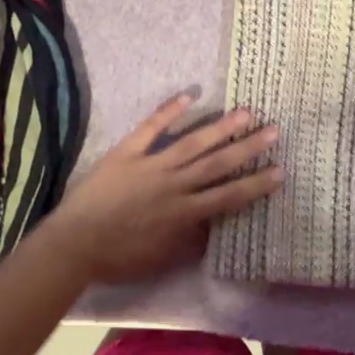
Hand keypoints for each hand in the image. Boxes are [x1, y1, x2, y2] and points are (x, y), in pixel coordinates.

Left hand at [41, 95, 283, 283]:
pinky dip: (169, 111)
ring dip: (220, 128)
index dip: (256, 184)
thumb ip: (189, 242)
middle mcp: (174, 185)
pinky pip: (151, 129)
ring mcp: (151, 165)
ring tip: (245, 112)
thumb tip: (213, 228)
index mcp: (184, 214)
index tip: (280, 171)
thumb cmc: (118, 258)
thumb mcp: (161, 258)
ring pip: (192, 143)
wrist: (74, 245)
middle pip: (217, 164)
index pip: (228, 197)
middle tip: (274, 130)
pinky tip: (189, 95)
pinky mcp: (127, 153)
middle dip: (248, 148)